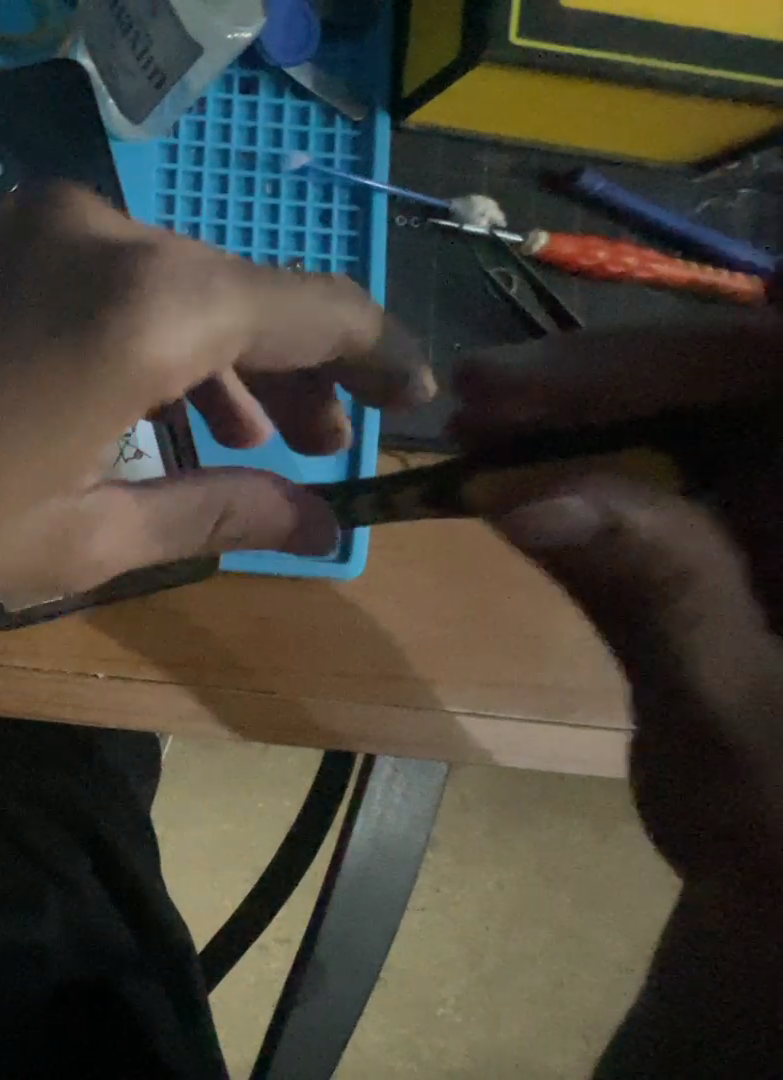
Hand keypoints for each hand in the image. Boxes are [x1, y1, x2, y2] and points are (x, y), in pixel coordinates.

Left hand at [0, 184, 431, 603]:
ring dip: (207, 365)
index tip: (422, 407)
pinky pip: (94, 285)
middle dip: (286, 377)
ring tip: (232, 447)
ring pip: (163, 290)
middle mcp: (105, 233)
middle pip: (238, 296)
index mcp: (149, 305)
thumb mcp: (76, 539)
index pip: (317, 311)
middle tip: (311, 454)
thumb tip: (321, 517)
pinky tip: (135, 409)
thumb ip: (211, 513)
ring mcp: (32, 226)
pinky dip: (132, 342)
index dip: (382, 363)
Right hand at [454, 317, 782, 891]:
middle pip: (758, 371)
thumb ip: (653, 595)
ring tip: (473, 424)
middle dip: (615, 373)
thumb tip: (520, 491)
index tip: (529, 383)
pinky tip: (504, 462)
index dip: (681, 356)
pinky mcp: (751, 525)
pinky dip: (577, 454)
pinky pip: (666, 457)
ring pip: (706, 405)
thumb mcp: (734, 721)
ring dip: (583, 407)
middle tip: (476, 392)